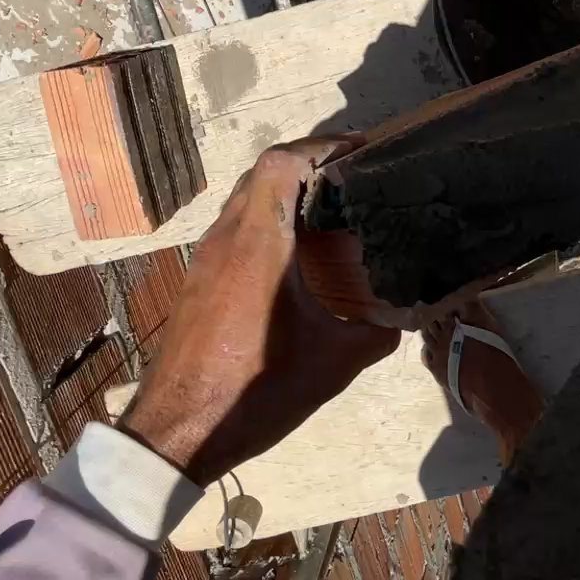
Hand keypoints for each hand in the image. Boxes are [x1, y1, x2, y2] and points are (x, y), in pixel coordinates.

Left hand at [119, 136, 399, 484]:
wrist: (174, 433)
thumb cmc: (254, 390)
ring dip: (287, 186)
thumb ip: (377, 332)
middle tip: (353, 172)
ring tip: (331, 201)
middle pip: (264, 170)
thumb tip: (405, 315)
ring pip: (247, 194)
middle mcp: (228, 237)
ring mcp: (207, 255)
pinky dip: (269, 213)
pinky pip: (237, 222)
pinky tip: (297, 246)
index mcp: (260, 245)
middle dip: (310, 160)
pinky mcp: (199, 276)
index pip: (281, 163)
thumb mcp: (332, 364)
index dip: (321, 145)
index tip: (359, 150)